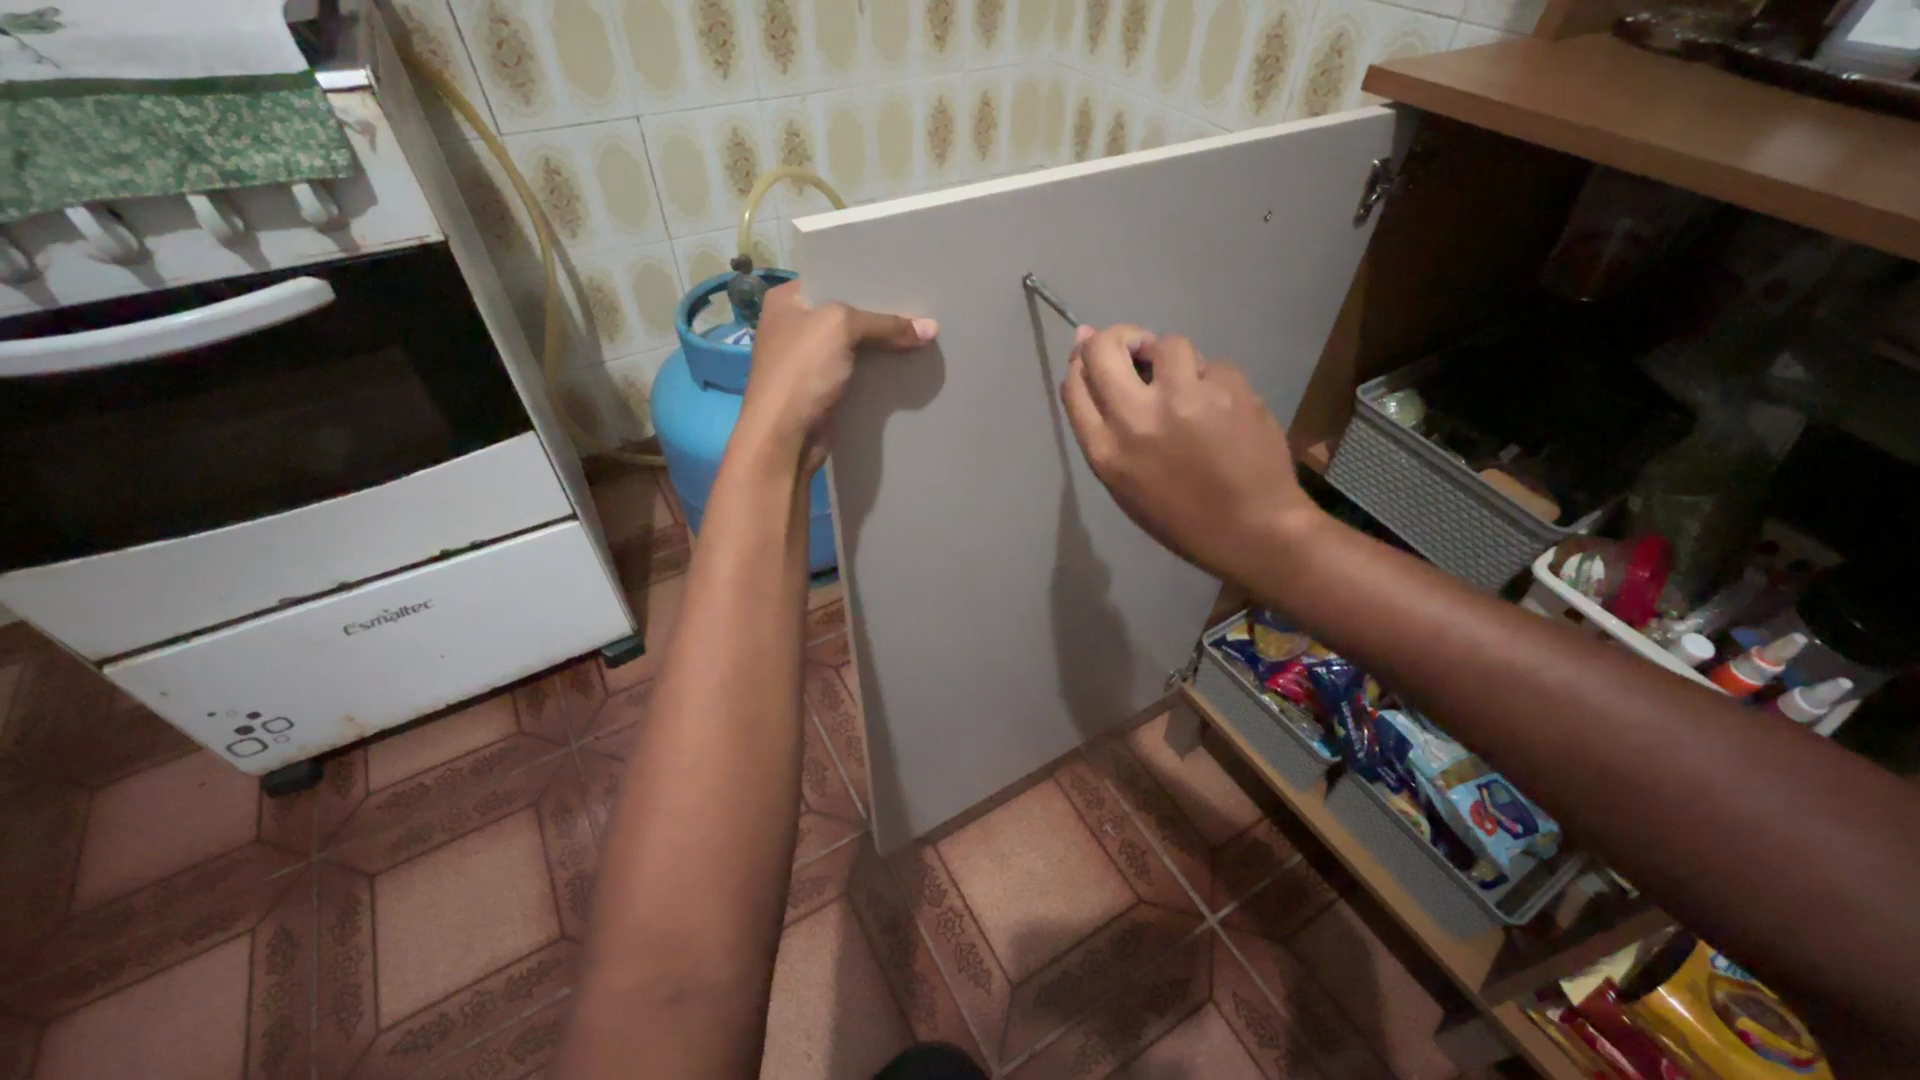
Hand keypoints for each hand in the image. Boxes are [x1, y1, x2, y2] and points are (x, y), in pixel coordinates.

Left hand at [737, 282, 936, 469]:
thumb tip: (930, 328)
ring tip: (919, 333)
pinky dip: (877, 372)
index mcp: (787, 301)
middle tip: (919, 305)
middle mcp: (793, 326)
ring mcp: (806, 361)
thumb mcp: (841, 328)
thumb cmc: (801, 371)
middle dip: (879, 313)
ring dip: (882, 345)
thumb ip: (885, 324)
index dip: (866, 277)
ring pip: (853, 345)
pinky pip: (856, 373)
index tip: (901, 277)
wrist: (783, 439)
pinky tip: (905, 365)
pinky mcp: (822, 390)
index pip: (832, 277)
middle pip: (846, 313)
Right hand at [1059, 324, 1325, 576]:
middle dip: (1119, 338)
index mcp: (1105, 450)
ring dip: (1175, 361)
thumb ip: (1105, 426)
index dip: (1084, 362)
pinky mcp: (1227, 389)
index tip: (1102, 361)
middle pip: (1104, 348)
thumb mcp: (1125, 483)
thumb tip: (1086, 359)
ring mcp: (1184, 399)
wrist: (1252, 530)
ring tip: (1192, 393)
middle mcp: (1136, 418)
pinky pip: (1213, 366)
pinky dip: (1216, 383)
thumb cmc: (1181, 516)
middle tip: (1137, 349)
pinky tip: (1226, 412)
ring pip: (1167, 344)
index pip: (1074, 382)